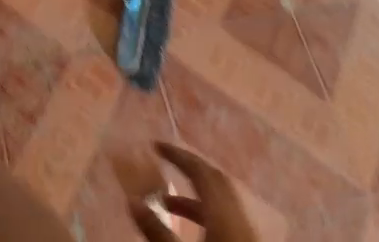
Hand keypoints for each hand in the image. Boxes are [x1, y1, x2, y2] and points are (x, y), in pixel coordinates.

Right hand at [129, 143, 260, 241]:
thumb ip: (156, 231)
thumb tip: (131, 201)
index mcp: (224, 214)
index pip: (201, 172)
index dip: (178, 155)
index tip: (155, 145)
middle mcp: (240, 218)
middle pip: (215, 182)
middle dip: (188, 170)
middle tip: (163, 163)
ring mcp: (247, 234)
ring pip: (220, 203)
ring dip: (193, 197)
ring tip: (164, 203)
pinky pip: (225, 219)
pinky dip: (204, 215)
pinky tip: (187, 230)